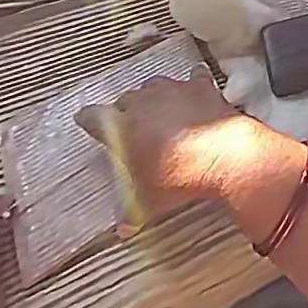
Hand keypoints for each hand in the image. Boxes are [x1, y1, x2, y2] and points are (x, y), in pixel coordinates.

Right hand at [92, 73, 281, 213]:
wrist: (222, 155)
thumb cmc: (177, 178)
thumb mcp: (146, 201)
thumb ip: (130, 212)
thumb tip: (123, 230)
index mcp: (122, 125)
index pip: (94, 117)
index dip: (90, 119)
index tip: (86, 119)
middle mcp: (145, 100)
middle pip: (127, 99)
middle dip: (125, 110)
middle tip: (129, 125)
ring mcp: (175, 89)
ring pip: (156, 85)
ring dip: (155, 95)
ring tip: (159, 108)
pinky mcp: (201, 86)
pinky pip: (194, 76)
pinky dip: (192, 82)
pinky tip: (195, 86)